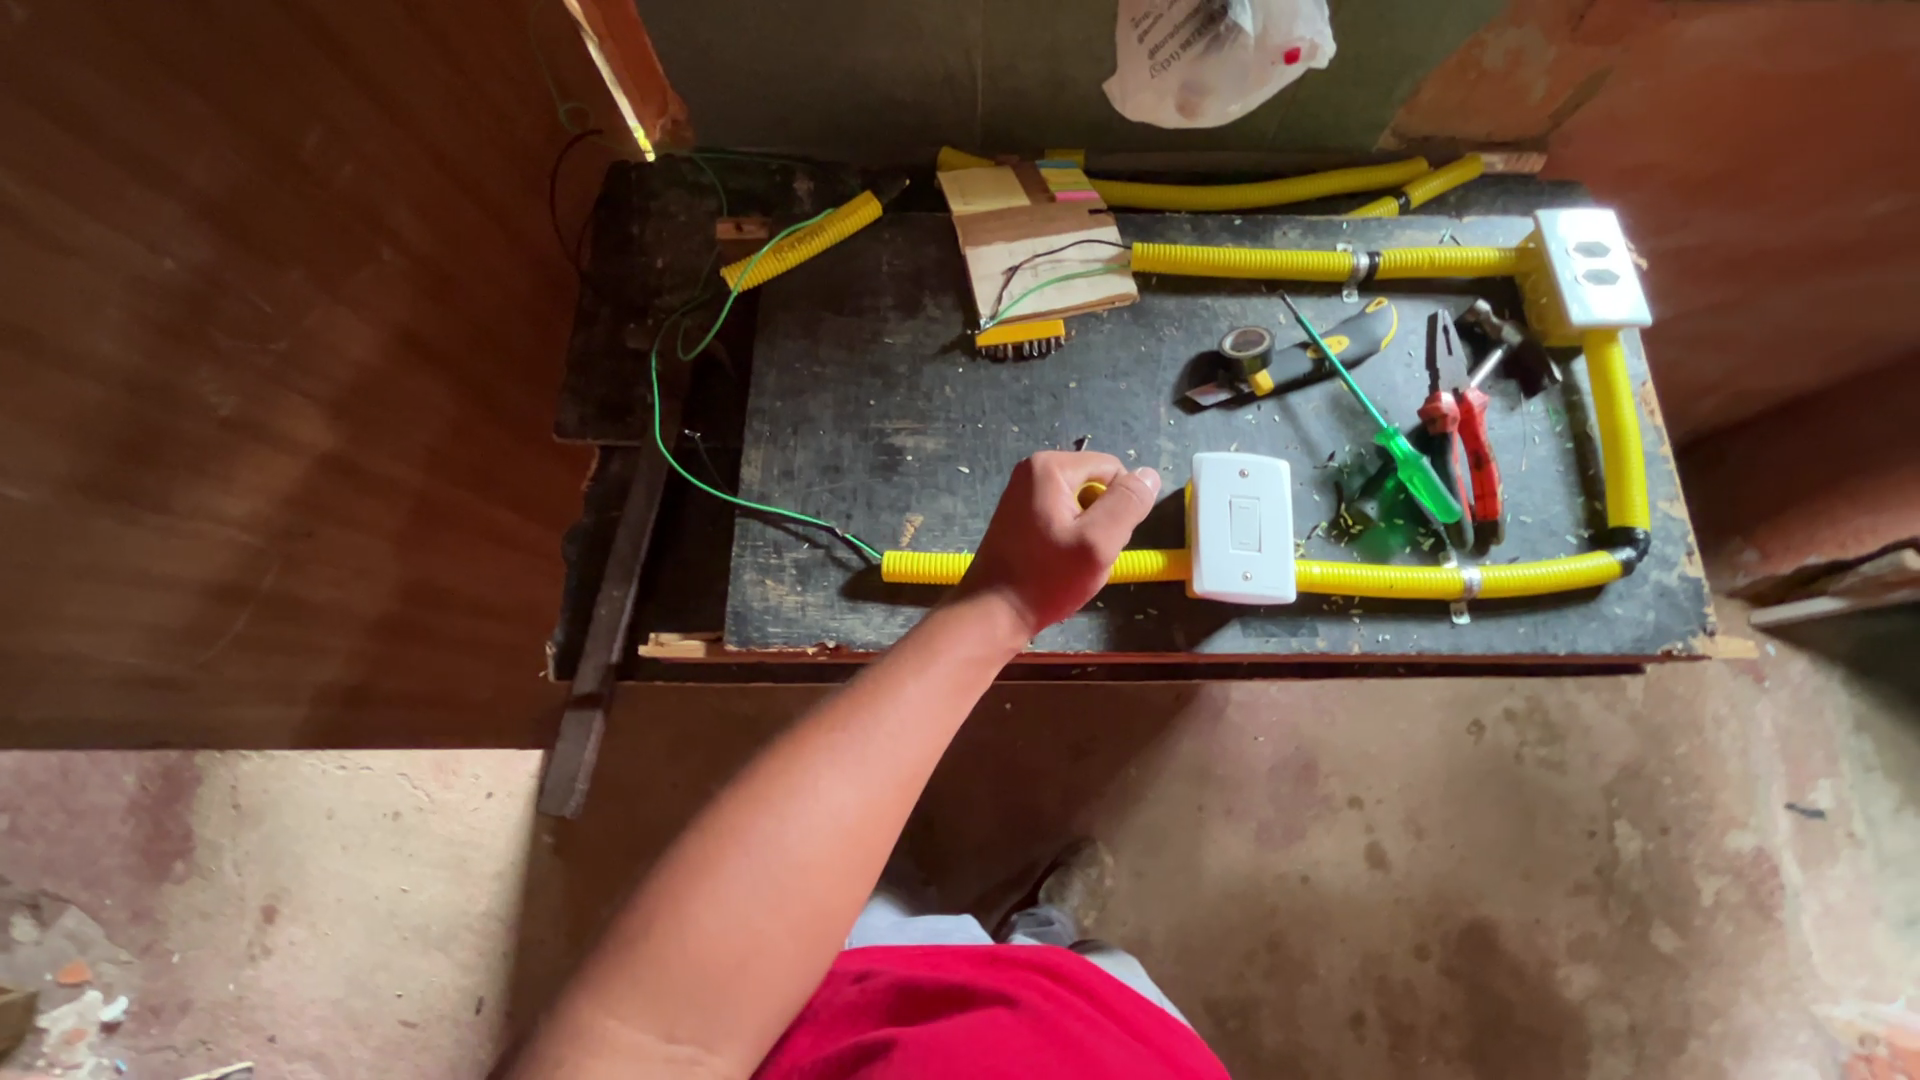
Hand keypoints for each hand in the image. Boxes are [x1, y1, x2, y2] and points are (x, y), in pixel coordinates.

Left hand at [954, 451, 1161, 640]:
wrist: (993, 612)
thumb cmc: (1045, 579)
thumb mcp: (1098, 542)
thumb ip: (1128, 504)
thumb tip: (1148, 474)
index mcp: (1050, 467)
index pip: (1112, 469)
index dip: (1120, 506)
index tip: (1102, 539)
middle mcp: (1033, 471)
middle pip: (1095, 486)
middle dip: (1102, 521)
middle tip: (1085, 554)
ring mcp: (1023, 494)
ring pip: (1081, 507)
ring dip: (1087, 535)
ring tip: (1070, 562)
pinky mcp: (1019, 517)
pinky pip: (1061, 519)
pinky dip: (1068, 541)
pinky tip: (1056, 564)